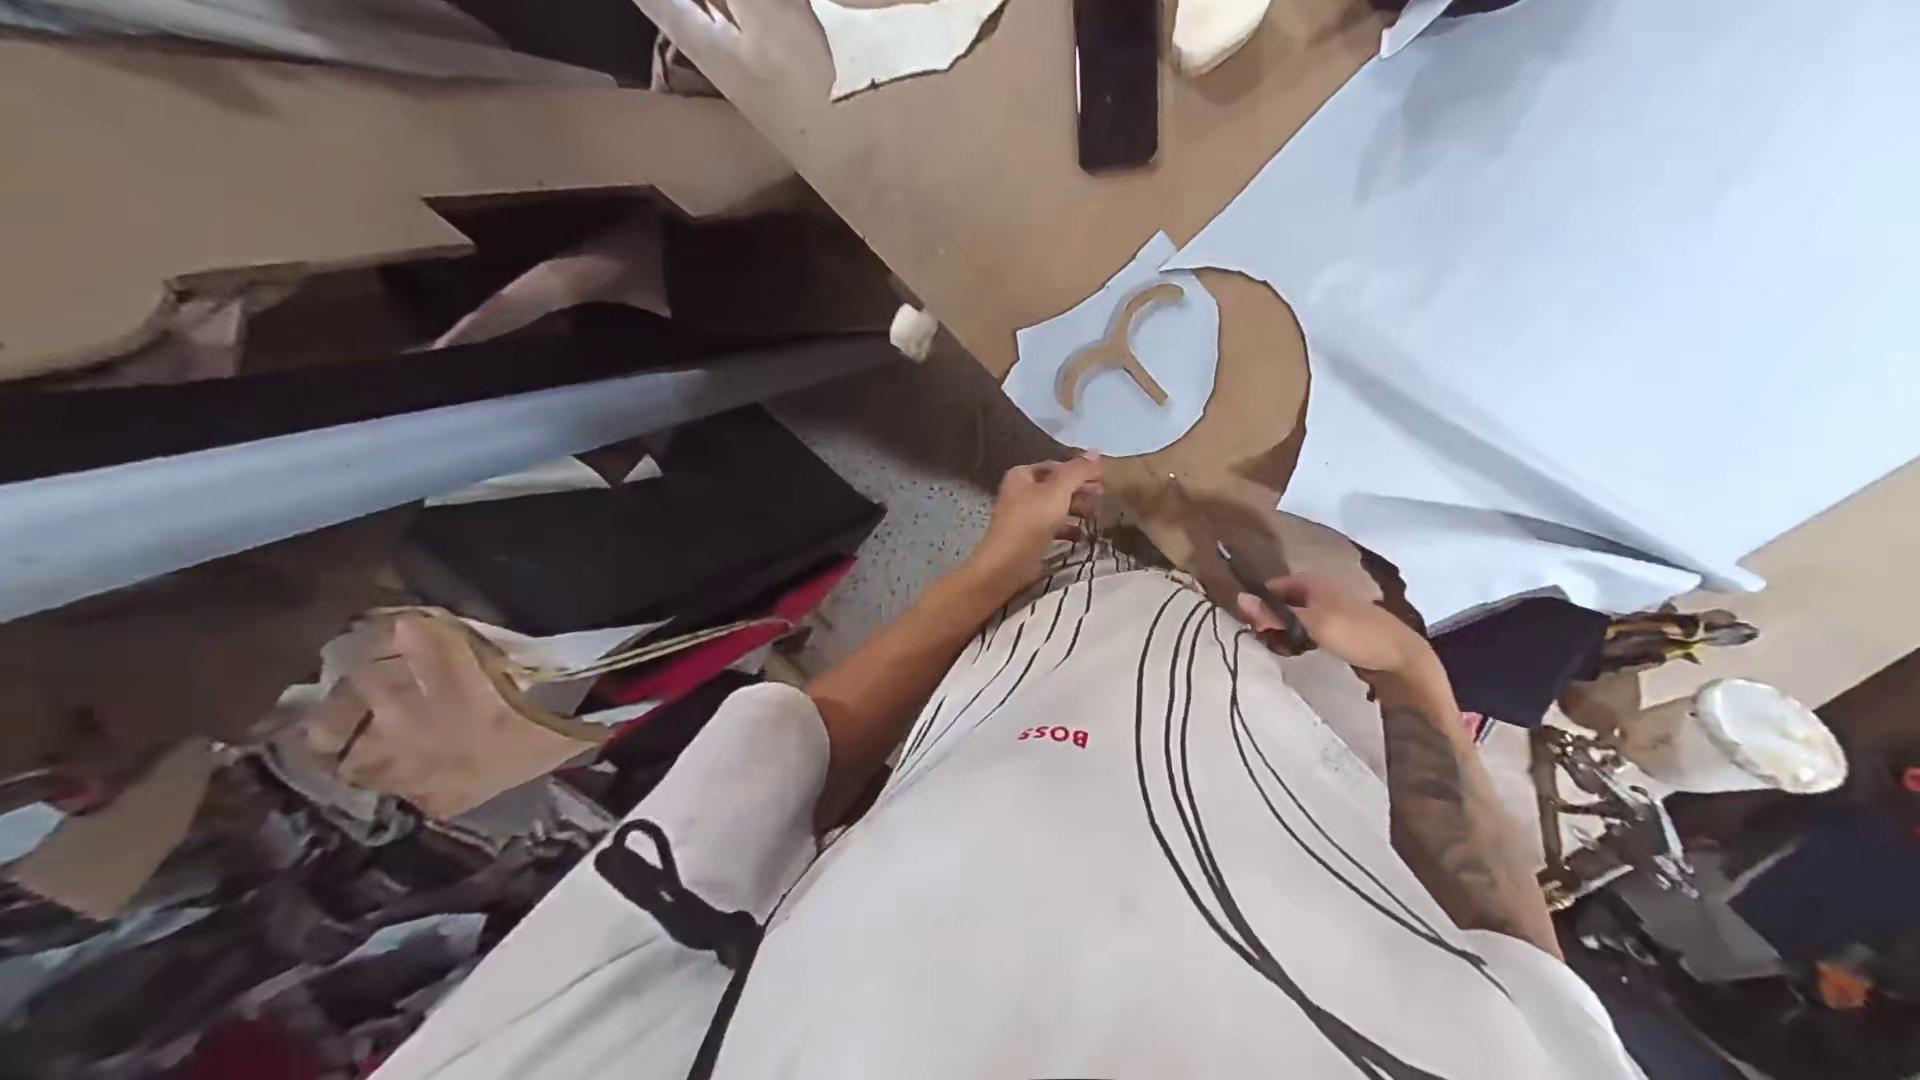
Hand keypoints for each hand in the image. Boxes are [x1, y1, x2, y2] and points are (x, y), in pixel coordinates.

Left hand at [967, 455, 1103, 592]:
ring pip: (1056, 507)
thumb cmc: (1031, 520)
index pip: (1055, 466)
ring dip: (1077, 510)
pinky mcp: (1030, 538)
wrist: (1008, 563)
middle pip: (1057, 487)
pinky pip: (1053, 528)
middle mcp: (1020, 493)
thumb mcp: (1058, 490)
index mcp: (1022, 476)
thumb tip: (1096, 452)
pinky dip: (1069, 530)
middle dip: (1080, 491)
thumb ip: (1078, 471)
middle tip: (1102, 496)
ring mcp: (1024, 516)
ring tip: (1096, 516)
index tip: (1102, 479)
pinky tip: (1083, 536)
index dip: (1079, 471)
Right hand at [1236, 574, 1439, 681]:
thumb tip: (1238, 598)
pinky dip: (1300, 638)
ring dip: (1285, 631)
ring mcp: (1332, 609)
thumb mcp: (1311, 624)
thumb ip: (1275, 613)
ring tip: (1283, 648)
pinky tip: (1301, 651)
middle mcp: (1321, 591)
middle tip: (1267, 639)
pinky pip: (1309, 628)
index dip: (1259, 602)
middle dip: (1272, 619)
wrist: (1404, 658)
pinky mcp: (1340, 627)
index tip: (1253, 625)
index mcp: (1314, 582)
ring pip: (1295, 616)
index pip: (1272, 586)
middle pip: (1283, 601)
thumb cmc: (1357, 634)